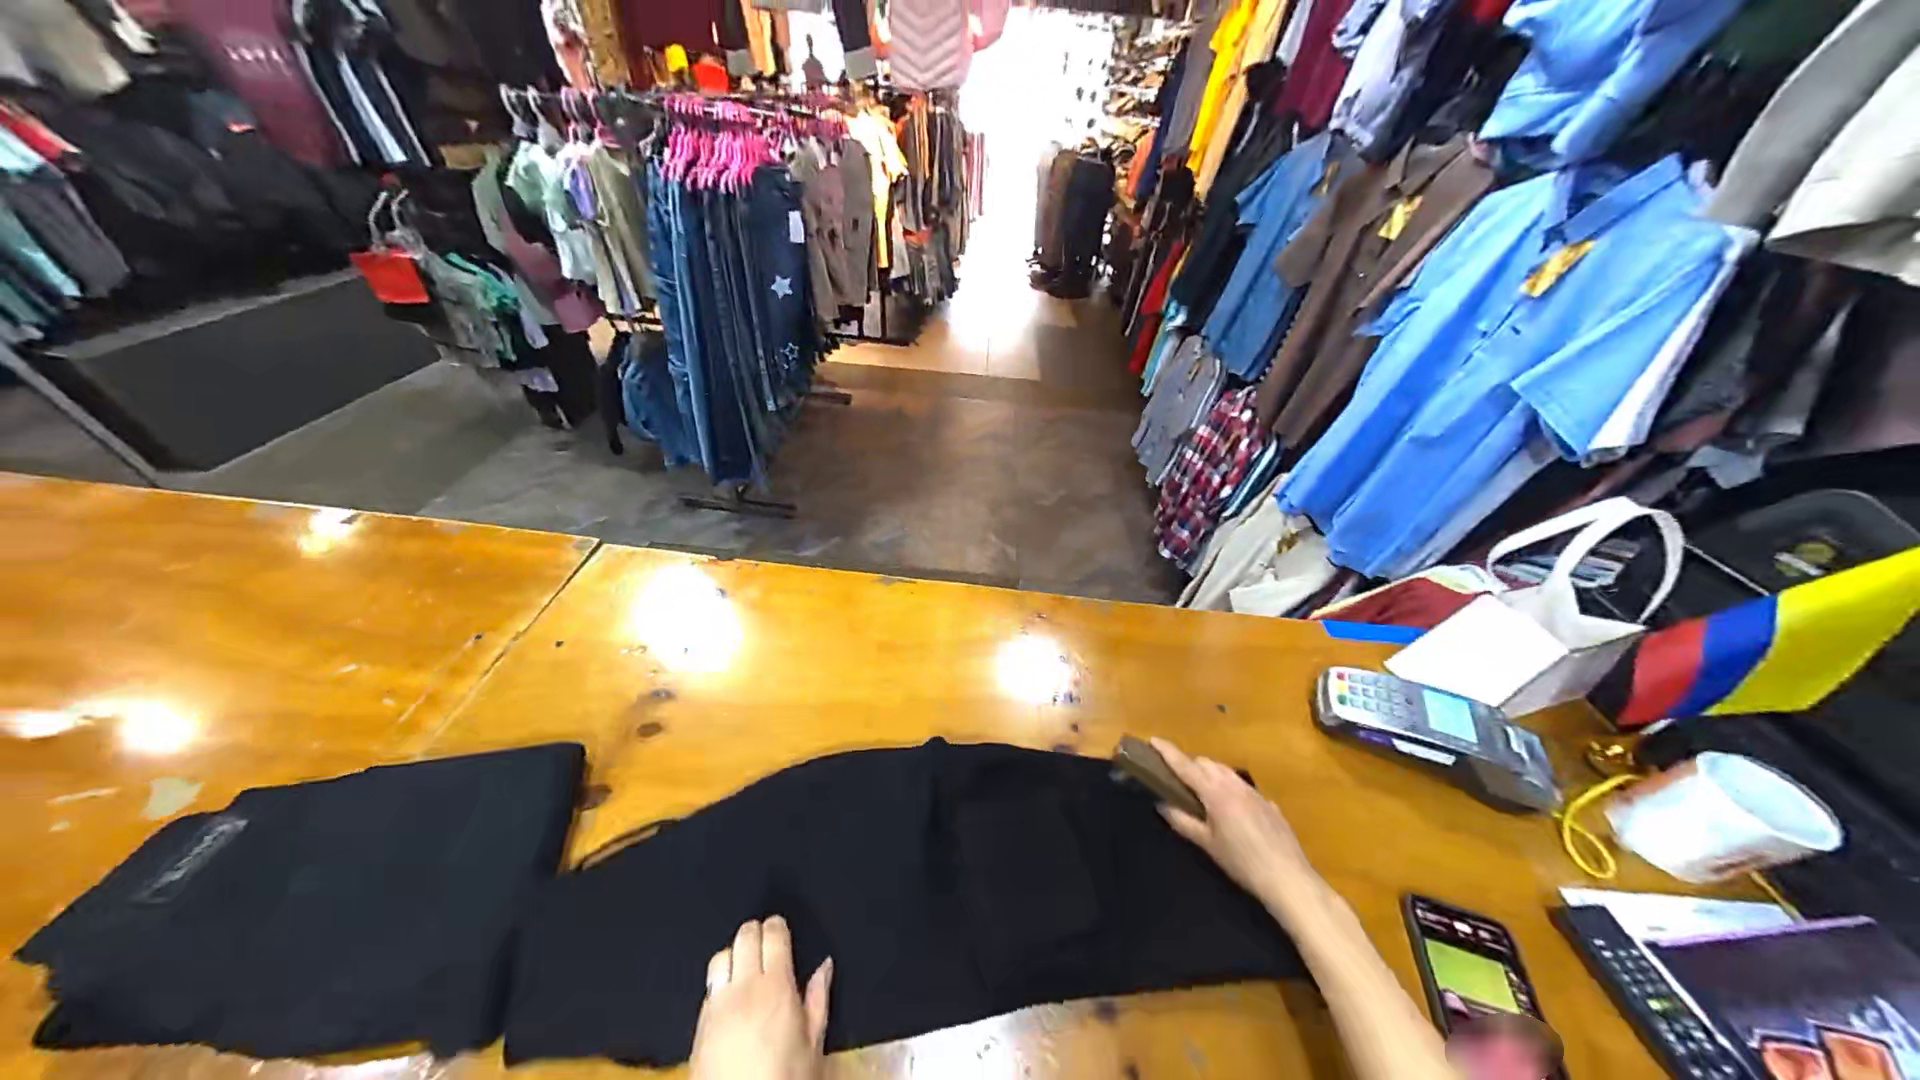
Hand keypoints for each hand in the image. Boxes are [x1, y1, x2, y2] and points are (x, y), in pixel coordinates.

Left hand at [690, 916, 832, 1079]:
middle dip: (756, 932)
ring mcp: (717, 1005)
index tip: (781, 928)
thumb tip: (824, 965)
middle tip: (766, 942)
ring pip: (720, 956)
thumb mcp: (813, 1044)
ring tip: (745, 965)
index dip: (777, 925)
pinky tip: (730, 997)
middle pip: (745, 936)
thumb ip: (818, 998)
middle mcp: (743, 988)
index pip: (773, 935)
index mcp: (776, 987)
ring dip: (734, 953)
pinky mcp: (699, 1025)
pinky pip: (708, 987)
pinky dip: (720, 981)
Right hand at [1151, 737, 1317, 905]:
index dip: (1168, 752)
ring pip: (1226, 771)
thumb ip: (1182, 821)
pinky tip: (1231, 809)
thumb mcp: (1207, 844)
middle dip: (1189, 764)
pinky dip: (1229, 788)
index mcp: (1215, 792)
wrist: (1288, 877)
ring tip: (1202, 791)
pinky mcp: (1268, 804)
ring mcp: (1254, 792)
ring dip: (1210, 773)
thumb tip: (1162, 805)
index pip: (1185, 766)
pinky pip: (1242, 786)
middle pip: (1206, 763)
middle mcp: (1234, 785)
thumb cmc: (1242, 861)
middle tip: (1177, 780)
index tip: (1153, 739)